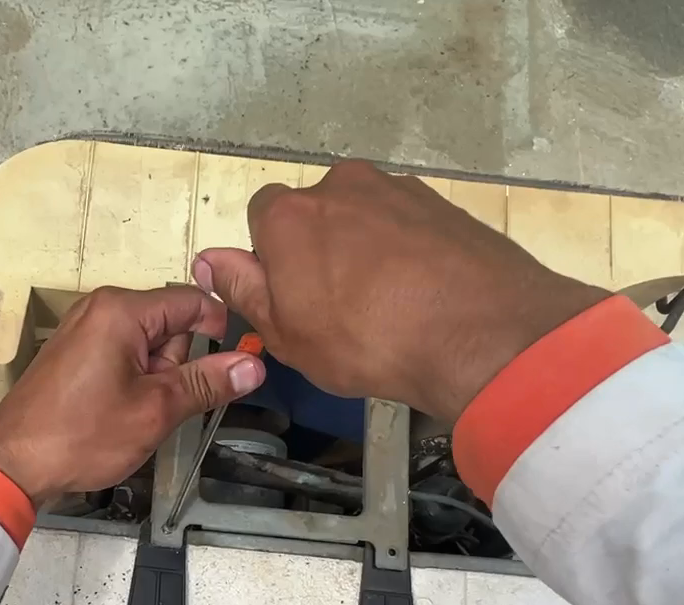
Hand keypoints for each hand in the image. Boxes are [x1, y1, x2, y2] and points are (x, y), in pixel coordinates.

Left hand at [0, 285, 265, 502]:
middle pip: (168, 324)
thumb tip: (254, 365)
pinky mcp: (71, 354)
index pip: (192, 302)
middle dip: (177, 364)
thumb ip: (206, 383)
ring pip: (145, 344)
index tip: (228, 371)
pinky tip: (116, 413)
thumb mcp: (155, 411)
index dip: (219, 333)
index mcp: (121, 310)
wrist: (14, 465)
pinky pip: (119, 355)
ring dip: (154, 379)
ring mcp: (81, 329)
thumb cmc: (84, 436)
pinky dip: (131, 381)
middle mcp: (99, 308)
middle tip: (158, 405)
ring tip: (133, 415)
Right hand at [191, 160, 608, 419]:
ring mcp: (397, 188)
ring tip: (382, 304)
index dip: (269, 258)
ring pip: (361, 217)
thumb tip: (208, 259)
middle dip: (315, 249)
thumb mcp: (285, 332)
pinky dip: (402, 250)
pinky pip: (404, 225)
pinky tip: (417, 293)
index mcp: (290, 214)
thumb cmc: (361, 340)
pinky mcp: (442, 202)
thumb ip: (242, 289)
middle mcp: (341, 184)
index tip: (289, 297)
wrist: (475, 332)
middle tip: (334, 307)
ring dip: (360, 249)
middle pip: (313, 213)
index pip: (260, 216)